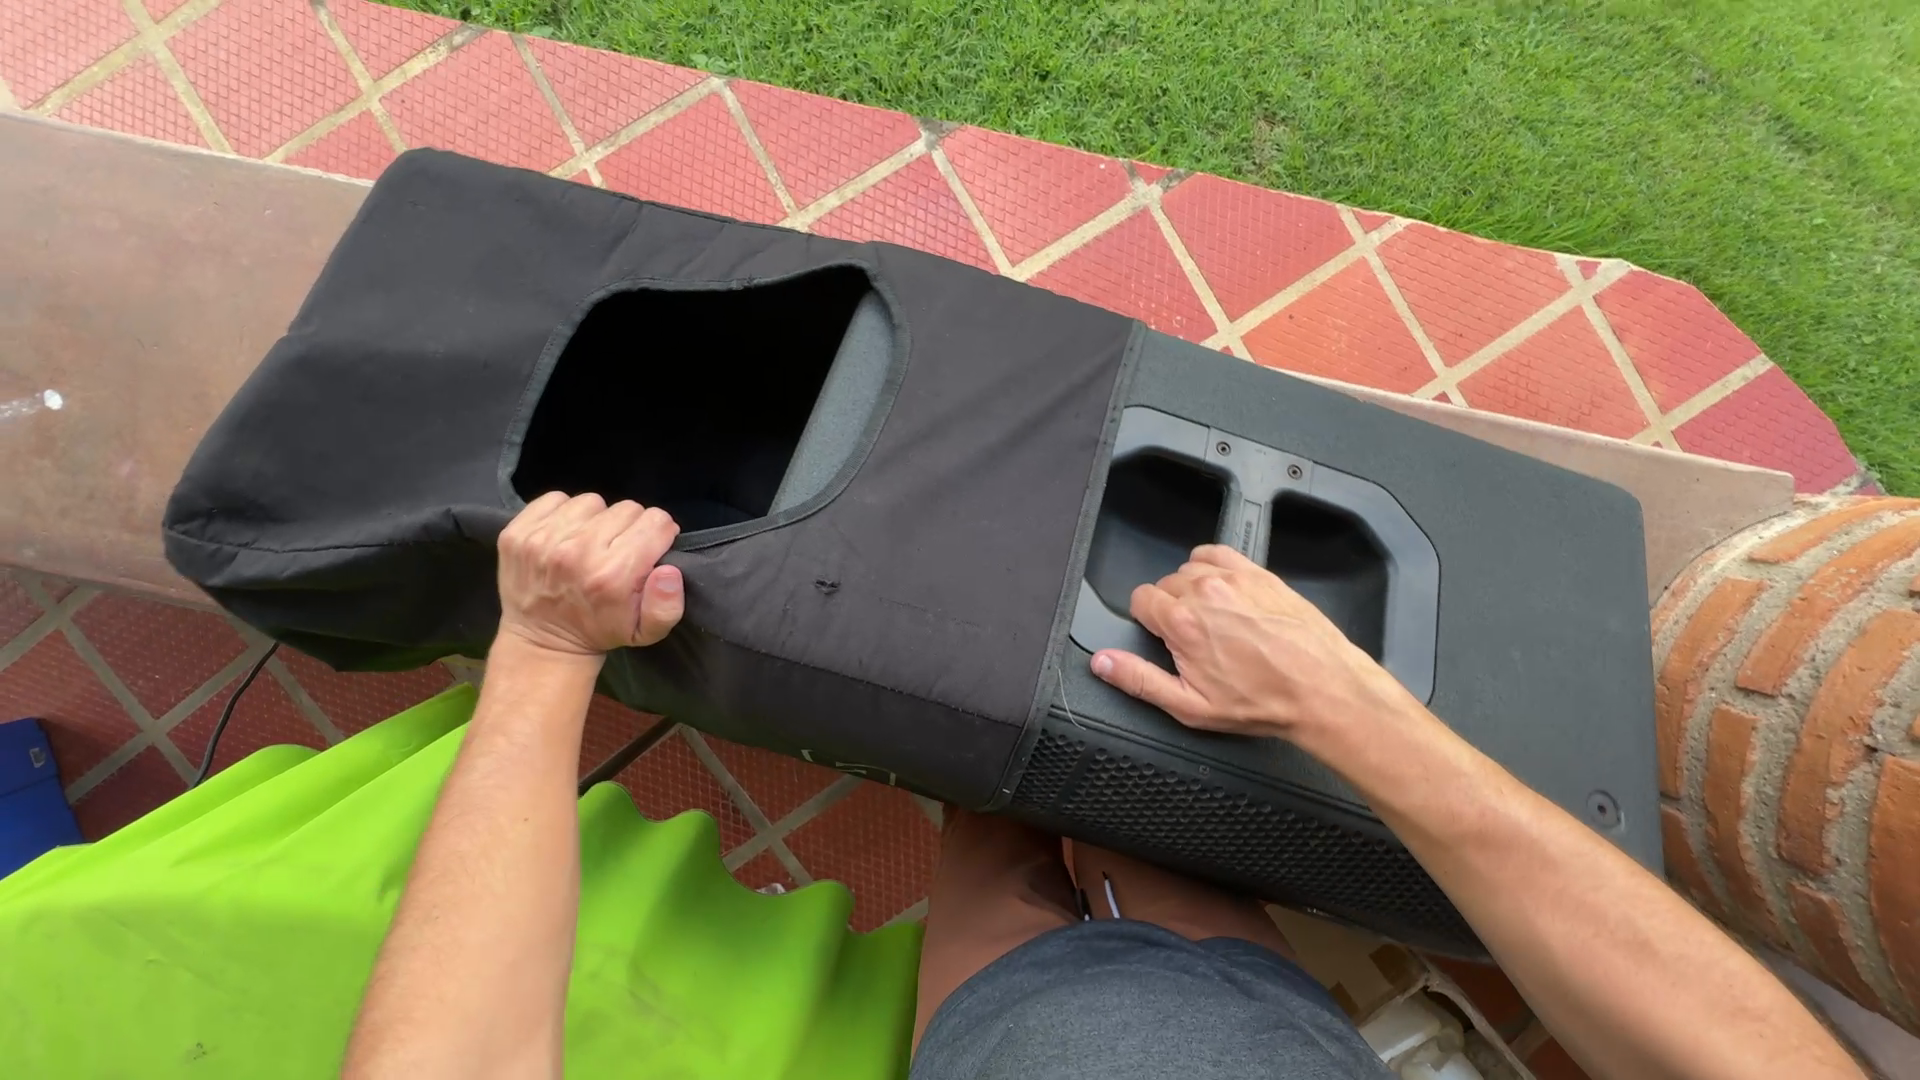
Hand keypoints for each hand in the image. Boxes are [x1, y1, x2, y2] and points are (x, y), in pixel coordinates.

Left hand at [494, 492, 684, 659]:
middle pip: (628, 508)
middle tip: (619, 550)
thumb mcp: (647, 632)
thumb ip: (667, 605)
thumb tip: (669, 570)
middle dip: (632, 527)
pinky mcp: (518, 533)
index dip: (660, 533)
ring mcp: (543, 540)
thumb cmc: (600, 631)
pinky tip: (567, 535)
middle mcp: (578, 551)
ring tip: (592, 542)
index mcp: (613, 574)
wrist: (541, 641)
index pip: (656, 522)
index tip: (651, 548)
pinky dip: (566, 512)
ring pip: (593, 502)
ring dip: (598, 519)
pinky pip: (556, 499)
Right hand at [1088, 545, 1416, 741]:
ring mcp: (1234, 578)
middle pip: (1165, 584)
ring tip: (1216, 620)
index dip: (1149, 620)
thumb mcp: (1190, 706)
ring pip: (1190, 570)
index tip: (1166, 637)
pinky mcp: (1259, 573)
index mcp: (1182, 622)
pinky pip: (1217, 554)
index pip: (1140, 598)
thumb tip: (1102, 662)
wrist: (1323, 690)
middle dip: (1173, 608)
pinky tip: (1224, 593)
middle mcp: (1205, 592)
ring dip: (1193, 590)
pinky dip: (1212, 568)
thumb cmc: (1262, 702)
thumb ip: (1138, 679)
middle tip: (1196, 638)